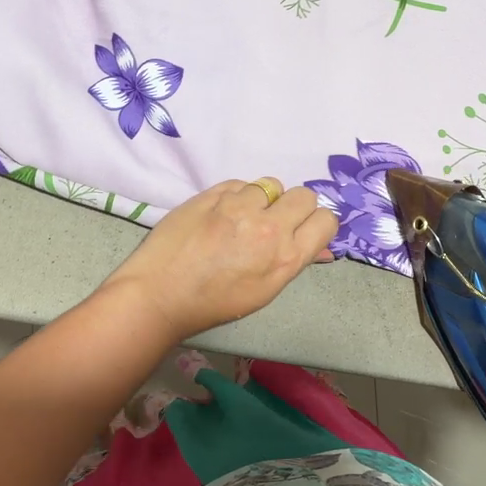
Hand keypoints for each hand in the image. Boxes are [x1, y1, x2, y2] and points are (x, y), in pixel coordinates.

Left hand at [103, 178, 338, 343]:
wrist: (160, 293)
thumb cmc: (213, 302)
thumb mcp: (263, 291)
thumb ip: (293, 262)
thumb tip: (321, 248)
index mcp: (286, 257)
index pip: (326, 220)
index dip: (316, 223)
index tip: (302, 229)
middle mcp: (268, 226)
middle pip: (304, 196)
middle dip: (294, 207)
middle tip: (274, 222)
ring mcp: (238, 206)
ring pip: (270, 184)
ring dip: (263, 198)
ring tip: (242, 217)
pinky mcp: (212, 193)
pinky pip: (240, 183)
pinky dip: (237, 195)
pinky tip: (222, 213)